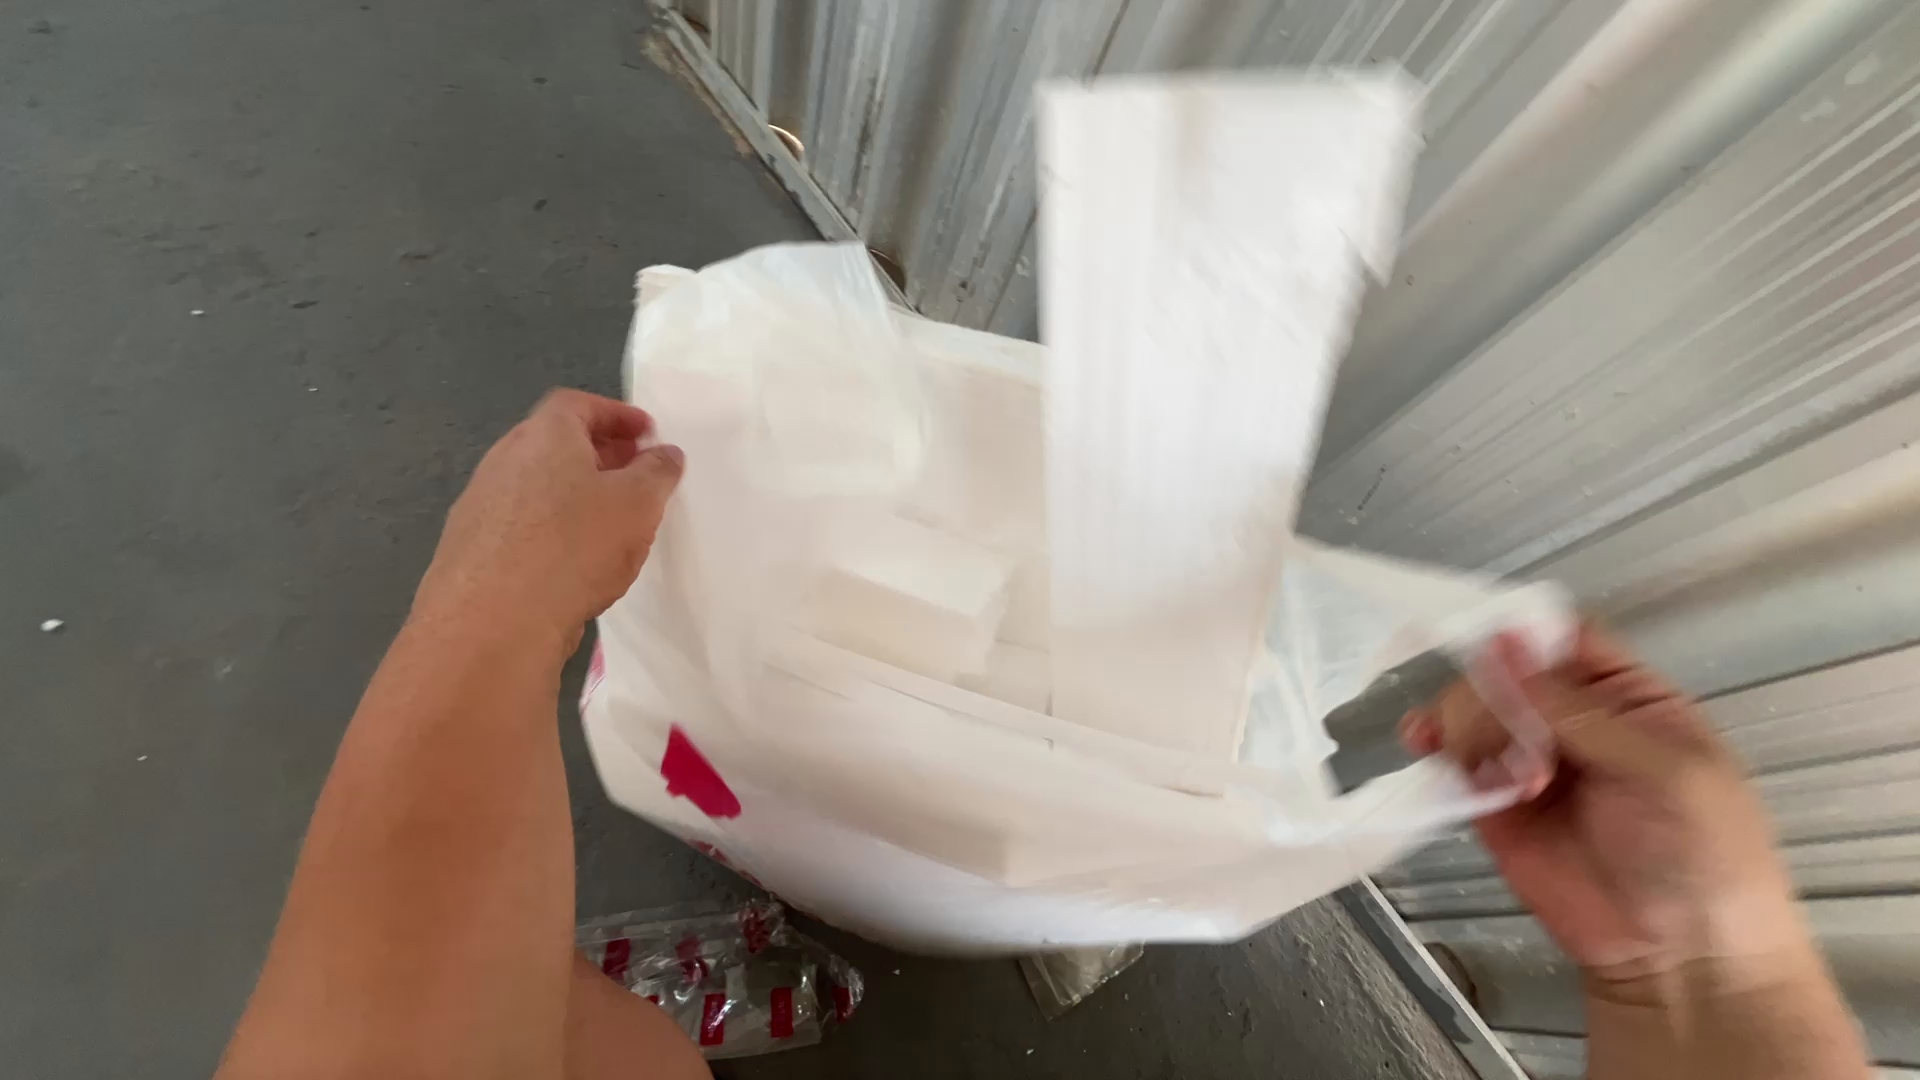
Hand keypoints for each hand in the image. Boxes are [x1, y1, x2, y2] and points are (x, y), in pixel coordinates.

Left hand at [414, 389, 683, 648]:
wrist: (492, 621)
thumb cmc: (575, 545)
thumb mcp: (638, 503)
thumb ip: (657, 472)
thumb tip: (664, 454)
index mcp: (544, 436)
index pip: (577, 404)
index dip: (616, 414)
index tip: (647, 434)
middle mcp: (504, 460)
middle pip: (554, 442)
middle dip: (599, 453)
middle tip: (636, 474)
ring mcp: (481, 504)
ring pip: (536, 484)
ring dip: (574, 491)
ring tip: (610, 519)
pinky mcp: (472, 547)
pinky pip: (521, 521)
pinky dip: (552, 526)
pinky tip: (575, 558)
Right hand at [1399, 627, 1808, 995]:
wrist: (1672, 956)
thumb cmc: (1700, 857)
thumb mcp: (1662, 772)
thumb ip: (1577, 708)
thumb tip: (1503, 643)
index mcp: (1623, 698)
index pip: (1561, 639)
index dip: (1522, 635)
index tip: (1488, 648)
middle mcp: (1565, 716)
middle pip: (1498, 671)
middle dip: (1491, 703)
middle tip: (1514, 753)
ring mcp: (1520, 753)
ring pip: (1464, 705)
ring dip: (1464, 730)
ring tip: (1495, 780)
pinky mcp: (1485, 790)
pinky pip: (1444, 749)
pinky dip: (1428, 740)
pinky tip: (1424, 746)